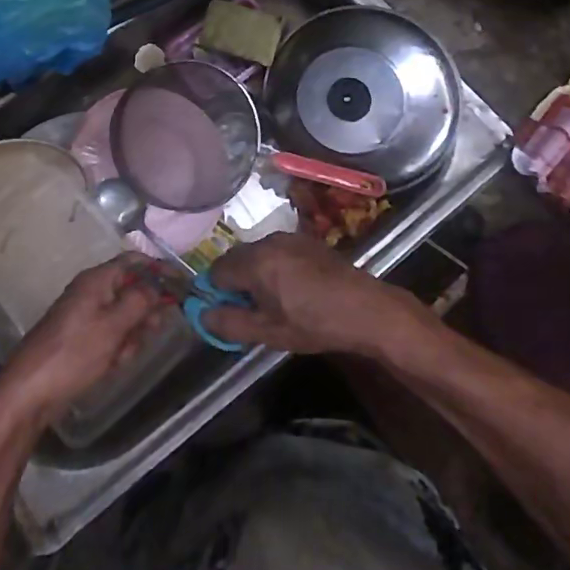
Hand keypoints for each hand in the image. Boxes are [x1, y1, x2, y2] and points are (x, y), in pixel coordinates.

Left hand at [0, 255, 170, 426]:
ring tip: (121, 356)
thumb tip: (159, 285)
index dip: (160, 269)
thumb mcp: (114, 324)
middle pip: (133, 291)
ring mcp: (86, 316)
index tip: (183, 284)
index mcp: (97, 279)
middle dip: (144, 314)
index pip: (136, 261)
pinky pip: (112, 337)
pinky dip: (117, 349)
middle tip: (149, 333)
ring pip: (125, 318)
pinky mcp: (82, 339)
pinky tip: (112, 365)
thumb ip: (141, 300)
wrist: (30, 392)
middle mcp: (92, 291)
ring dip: (131, 336)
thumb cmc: (75, 353)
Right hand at [202, 233, 421, 354]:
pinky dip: (274, 267)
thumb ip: (230, 323)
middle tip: (252, 312)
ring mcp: (289, 237)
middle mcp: (268, 241)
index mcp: (254, 261)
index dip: (217, 294)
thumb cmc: (314, 323)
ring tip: (275, 303)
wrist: (366, 309)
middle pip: (235, 259)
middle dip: (235, 283)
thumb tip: (203, 315)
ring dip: (256, 274)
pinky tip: (293, 290)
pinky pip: (277, 251)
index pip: (216, 271)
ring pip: (256, 254)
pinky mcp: (307, 240)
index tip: (230, 313)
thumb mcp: (268, 332)